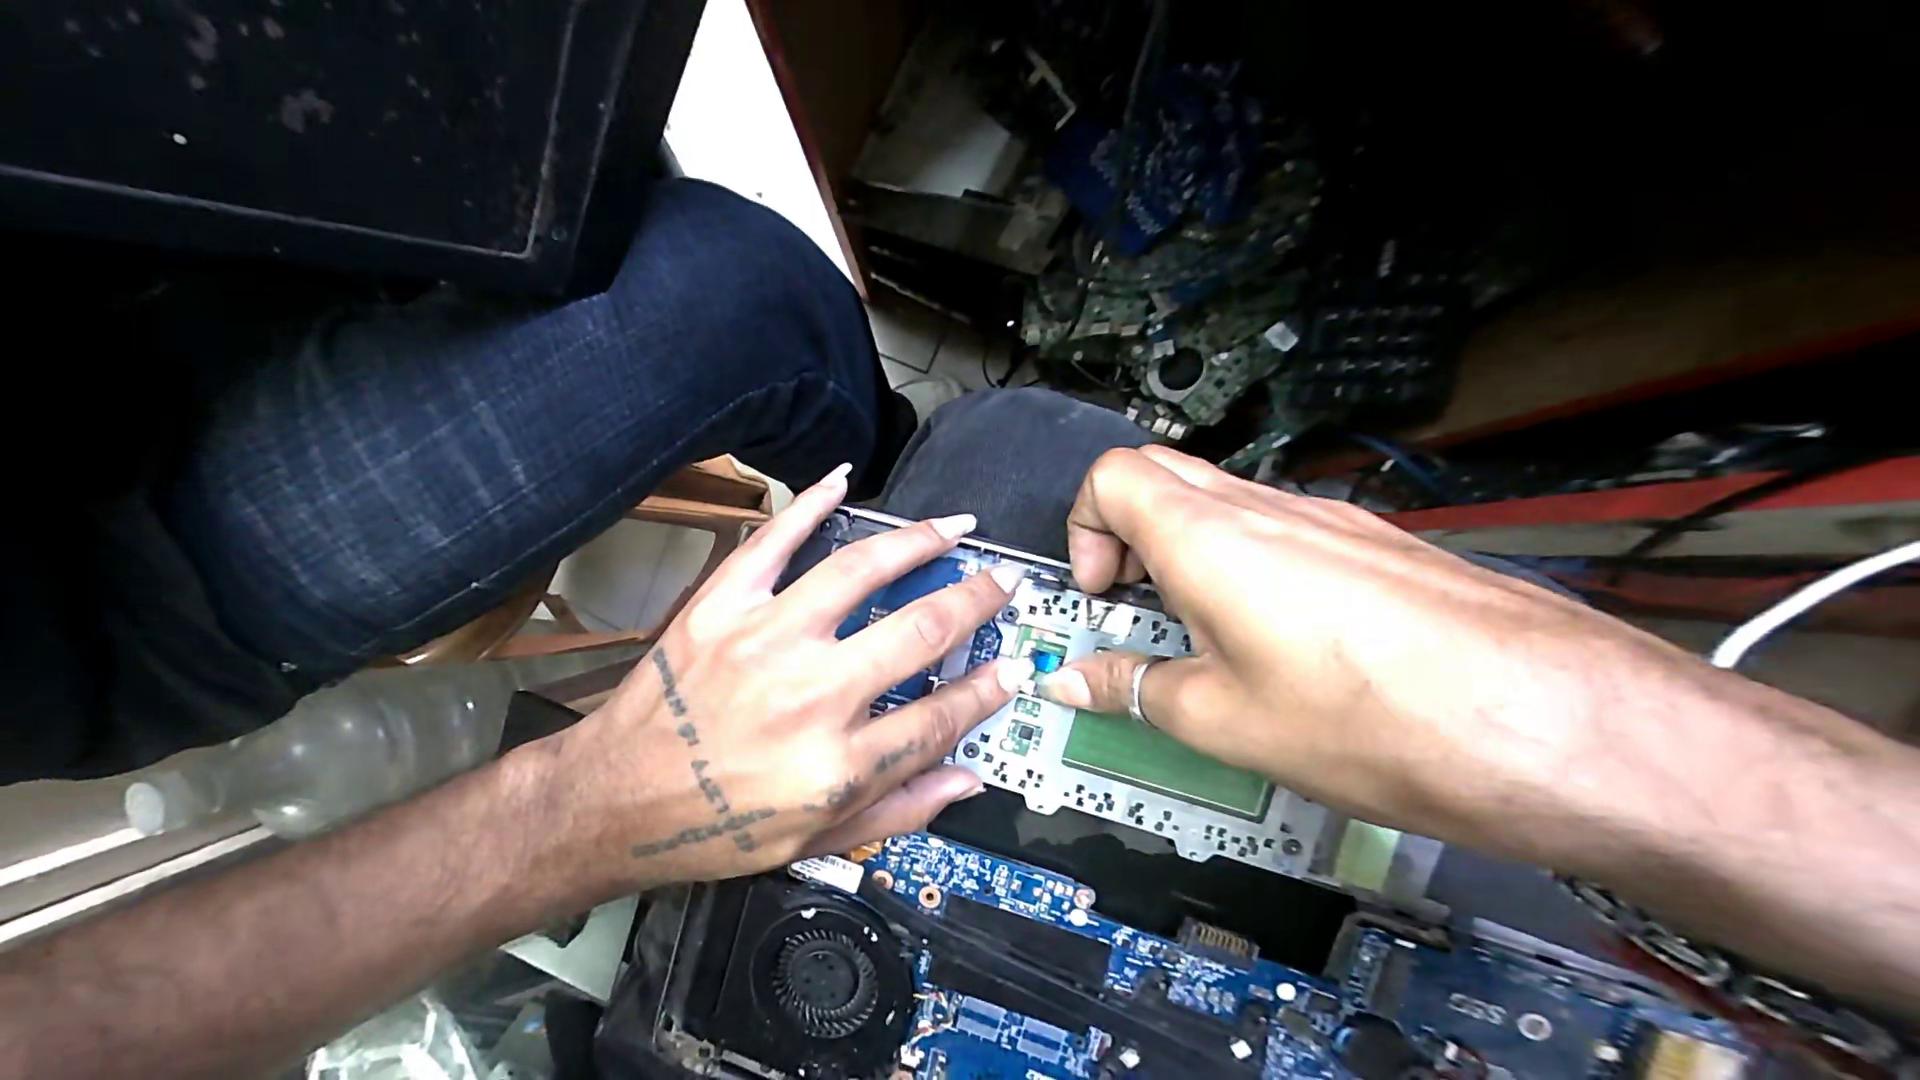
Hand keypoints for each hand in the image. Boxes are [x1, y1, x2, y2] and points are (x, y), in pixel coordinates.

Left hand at [527, 465, 1029, 898]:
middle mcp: (808, 697)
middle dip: (975, 602)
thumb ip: (900, 810)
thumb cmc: (717, 826)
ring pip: (859, 571)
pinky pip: (774, 542)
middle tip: (1002, 580)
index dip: (988, 690)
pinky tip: (844, 478)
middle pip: (918, 633)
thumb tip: (968, 778)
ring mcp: (762, 642)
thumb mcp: (816, 841)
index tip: (1014, 665)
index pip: (939, 718)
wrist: (612, 799)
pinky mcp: (720, 609)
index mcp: (835, 765)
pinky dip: (810, 504)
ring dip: (918, 541)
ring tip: (954, 528)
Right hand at [1031, 446, 1729, 860]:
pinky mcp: (1370, 539)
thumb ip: (1134, 689)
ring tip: (1204, 631)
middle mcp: (1262, 507)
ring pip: (1218, 498)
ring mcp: (1324, 517)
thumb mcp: (1224, 721)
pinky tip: (1276, 636)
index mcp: (1207, 538)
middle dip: (1122, 531)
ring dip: (1182, 548)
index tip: (1103, 594)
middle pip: (1158, 473)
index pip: (1111, 476)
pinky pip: (1276, 525)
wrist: (1562, 725)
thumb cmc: (1366, 721)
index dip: (1085, 529)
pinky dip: (1241, 561)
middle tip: (1136, 602)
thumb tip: (1071, 682)